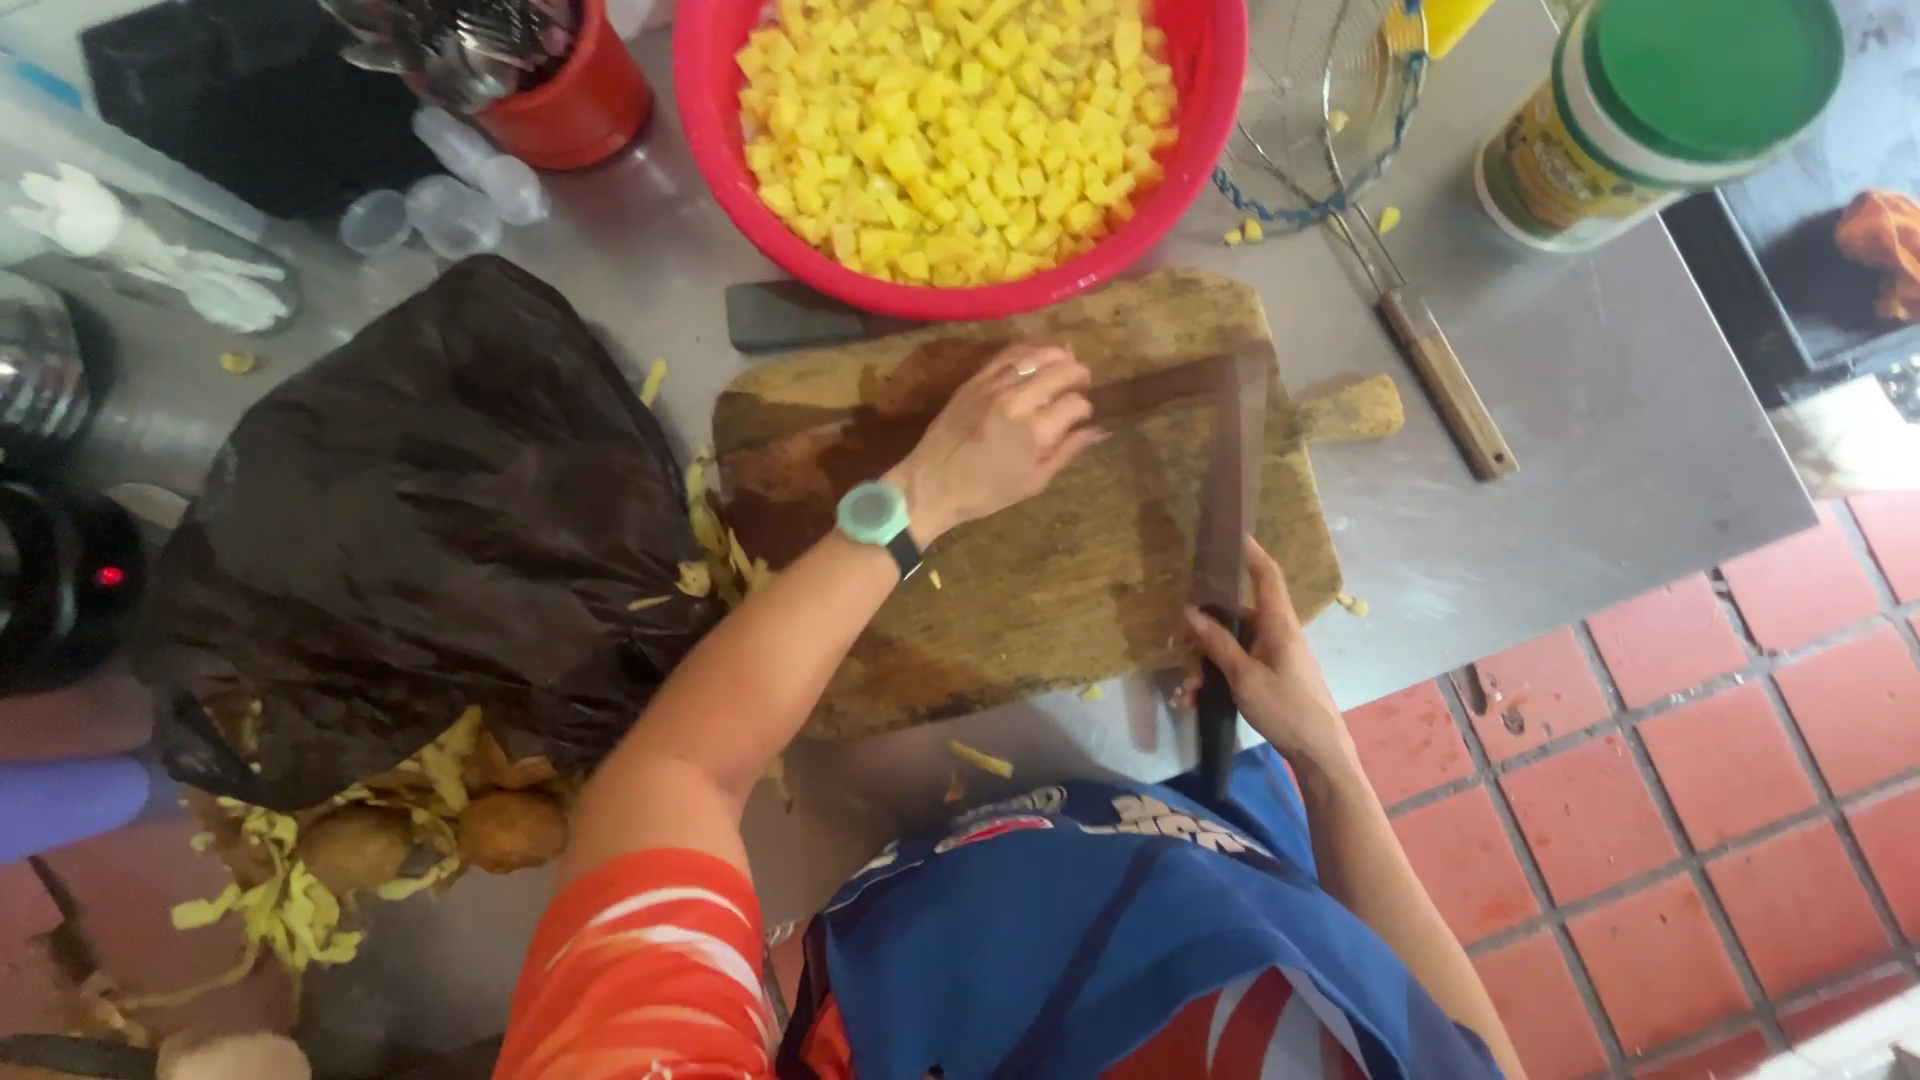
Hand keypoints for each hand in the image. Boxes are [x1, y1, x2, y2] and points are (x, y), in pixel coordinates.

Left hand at [887, 344, 1106, 543]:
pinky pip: (1008, 354)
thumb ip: (1067, 451)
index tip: (1081, 417)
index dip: (1085, 408)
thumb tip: (1098, 431)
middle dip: (1079, 374)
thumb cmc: (985, 493)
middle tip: (1082, 383)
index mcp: (1035, 432)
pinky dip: (1028, 352)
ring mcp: (993, 386)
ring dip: (1058, 356)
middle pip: (1062, 369)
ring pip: (1036, 354)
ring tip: (1065, 364)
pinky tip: (1036, 358)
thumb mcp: (1034, 482)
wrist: (932, 484)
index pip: (1076, 403)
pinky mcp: (974, 380)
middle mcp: (1017, 401)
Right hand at [1179, 535, 1359, 779]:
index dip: (1251, 553)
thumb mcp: (1244, 678)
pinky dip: (1215, 678)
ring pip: (1228, 645)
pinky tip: (1196, 700)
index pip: (1266, 576)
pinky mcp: (1269, 674)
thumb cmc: (1286, 709)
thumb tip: (1190, 611)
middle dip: (1201, 634)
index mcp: (1278, 625)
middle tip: (1178, 653)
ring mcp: (1273, 654)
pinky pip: (1235, 665)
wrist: (1319, 753)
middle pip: (1232, 617)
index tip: (1233, 533)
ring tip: (1189, 692)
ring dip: (1204, 664)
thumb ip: (1217, 643)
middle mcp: (1276, 633)